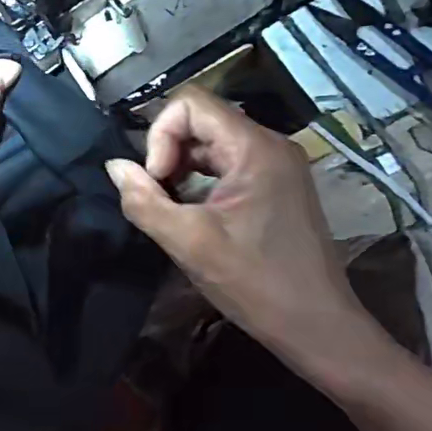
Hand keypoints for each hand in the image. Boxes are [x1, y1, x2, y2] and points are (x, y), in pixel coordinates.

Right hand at [104, 89, 385, 370]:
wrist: (317, 326)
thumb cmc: (255, 283)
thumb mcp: (187, 242)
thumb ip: (143, 200)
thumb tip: (115, 166)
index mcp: (255, 149)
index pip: (191, 104)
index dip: (161, 135)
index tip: (158, 180)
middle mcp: (269, 145)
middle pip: (201, 119)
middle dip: (168, 151)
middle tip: (160, 196)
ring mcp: (275, 164)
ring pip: (210, 141)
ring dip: (180, 166)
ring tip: (172, 206)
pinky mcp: (275, 184)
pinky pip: (225, 162)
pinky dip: (198, 178)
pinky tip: (190, 211)